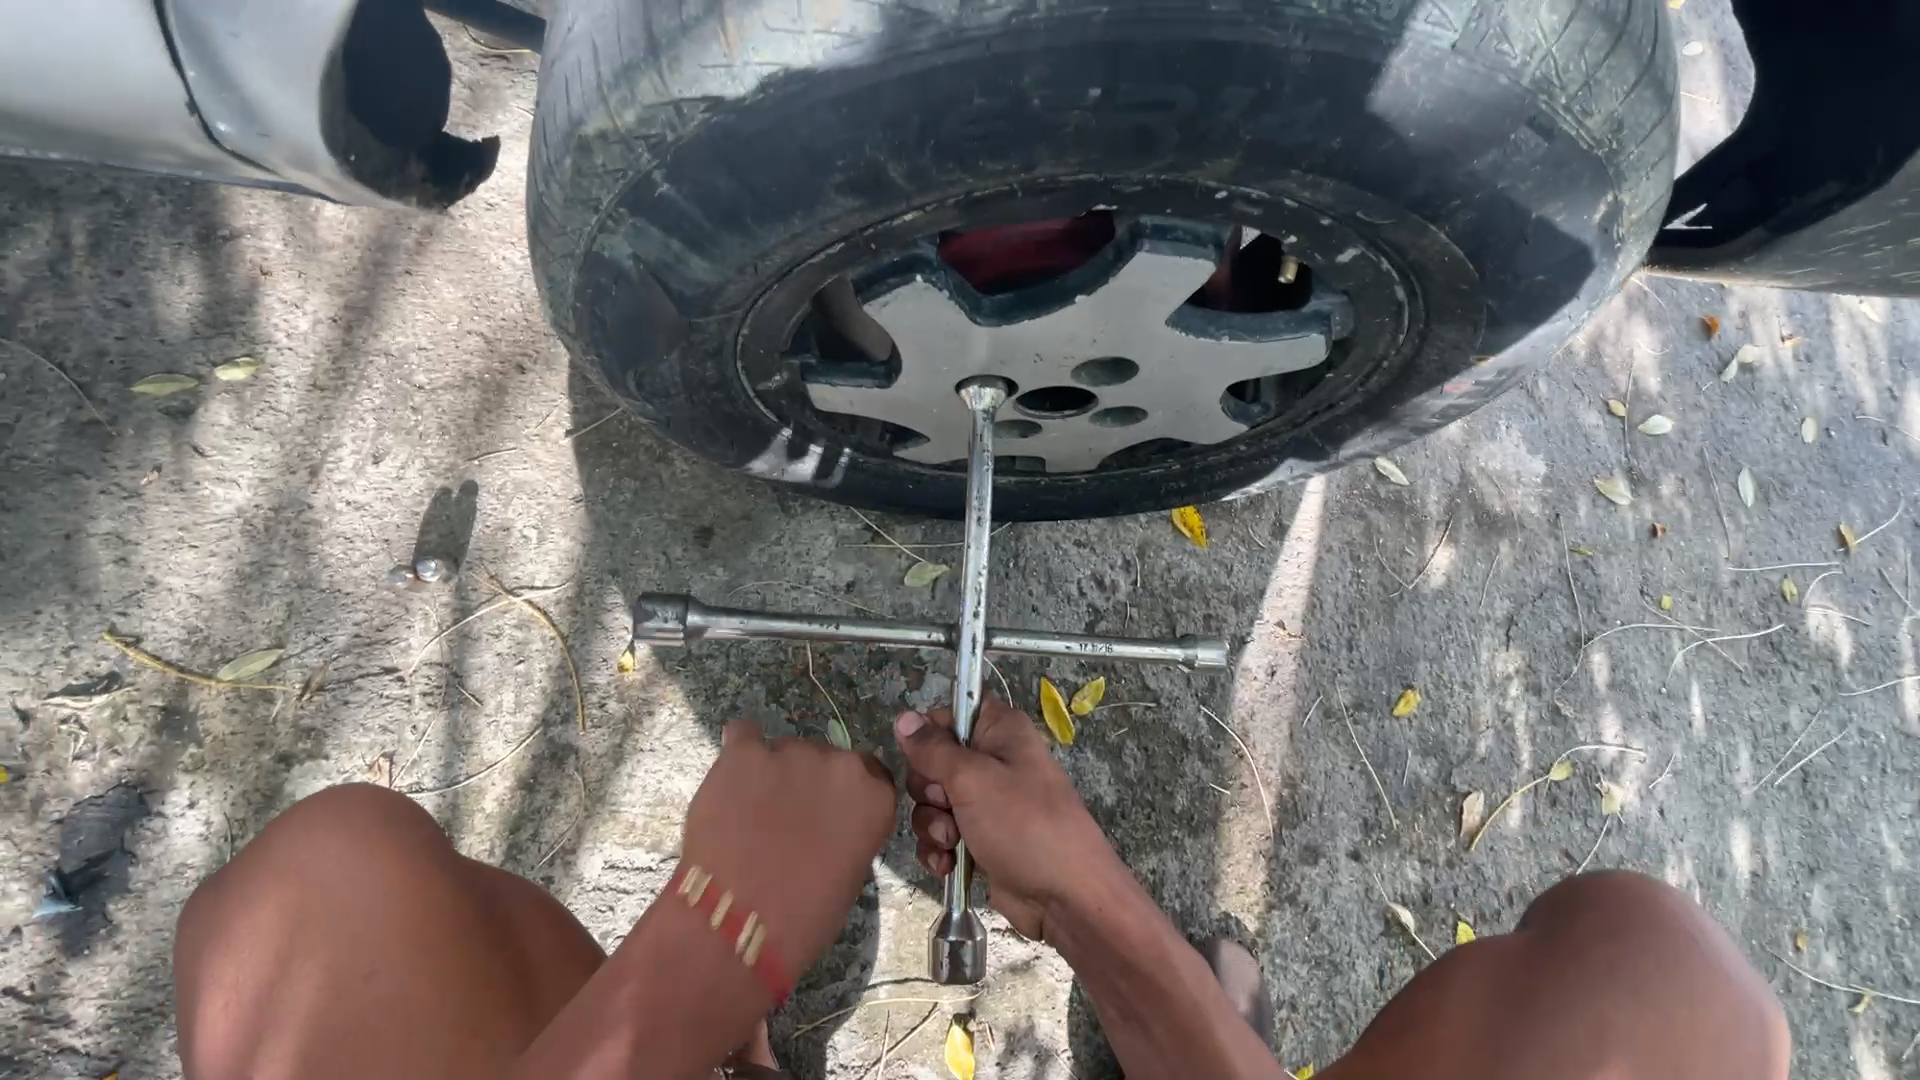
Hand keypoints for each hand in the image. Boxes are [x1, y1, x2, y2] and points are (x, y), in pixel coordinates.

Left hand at [680, 719, 895, 977]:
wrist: (738, 925)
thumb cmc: (802, 918)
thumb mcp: (849, 872)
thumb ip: (848, 830)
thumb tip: (826, 821)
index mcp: (874, 796)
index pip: (869, 772)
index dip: (843, 790)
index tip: (827, 811)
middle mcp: (841, 764)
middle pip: (826, 757)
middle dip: (808, 781)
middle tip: (784, 819)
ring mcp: (792, 752)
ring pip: (784, 749)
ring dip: (773, 772)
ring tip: (748, 814)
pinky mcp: (745, 752)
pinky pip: (743, 735)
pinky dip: (740, 753)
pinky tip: (730, 779)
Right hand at [894, 699, 1121, 939]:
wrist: (1064, 896)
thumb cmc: (1022, 823)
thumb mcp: (972, 778)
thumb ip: (932, 749)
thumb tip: (903, 719)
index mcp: (1000, 730)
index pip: (952, 712)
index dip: (930, 733)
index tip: (925, 757)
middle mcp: (993, 760)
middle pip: (934, 760)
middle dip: (928, 789)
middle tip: (946, 804)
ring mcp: (986, 802)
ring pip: (934, 801)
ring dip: (932, 824)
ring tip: (951, 841)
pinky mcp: (980, 838)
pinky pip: (943, 834)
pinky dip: (939, 849)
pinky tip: (947, 865)